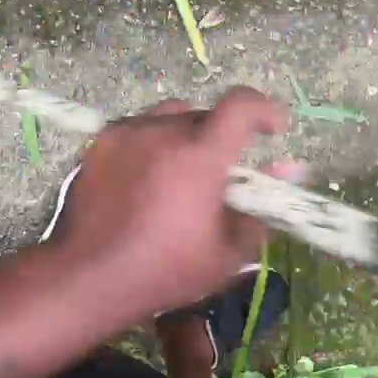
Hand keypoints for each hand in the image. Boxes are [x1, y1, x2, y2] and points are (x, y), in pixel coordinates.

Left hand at [43, 87, 288, 321]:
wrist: (91, 272)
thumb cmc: (166, 269)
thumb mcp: (228, 251)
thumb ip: (259, 207)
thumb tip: (286, 172)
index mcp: (199, 153)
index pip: (240, 105)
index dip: (264, 110)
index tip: (274, 128)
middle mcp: (161, 130)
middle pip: (203, 115)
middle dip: (222, 136)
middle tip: (223, 173)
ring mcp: (125, 131)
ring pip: (167, 117)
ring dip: (185, 135)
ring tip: (183, 174)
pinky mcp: (99, 141)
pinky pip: (136, 128)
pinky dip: (151, 143)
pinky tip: (147, 178)